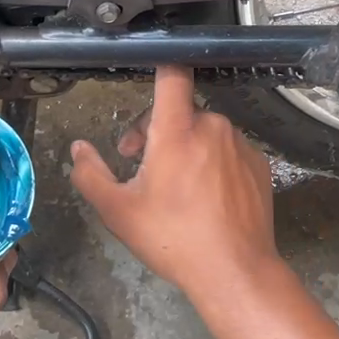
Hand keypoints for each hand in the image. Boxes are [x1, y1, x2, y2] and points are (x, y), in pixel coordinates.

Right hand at [69, 67, 279, 296]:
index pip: (171, 74)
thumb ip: (91, 174)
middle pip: (181, 111)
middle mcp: (213, 126)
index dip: (160, 65)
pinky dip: (214, 164)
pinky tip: (205, 197)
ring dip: (187, 148)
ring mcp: (241, 144)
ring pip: (205, 132)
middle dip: (157, 131)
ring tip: (176, 187)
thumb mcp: (118, 211)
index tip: (149, 73)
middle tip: (142, 165)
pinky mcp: (260, 164)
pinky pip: (229, 151)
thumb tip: (78, 150)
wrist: (236, 272)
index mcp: (177, 130)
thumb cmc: (174, 238)